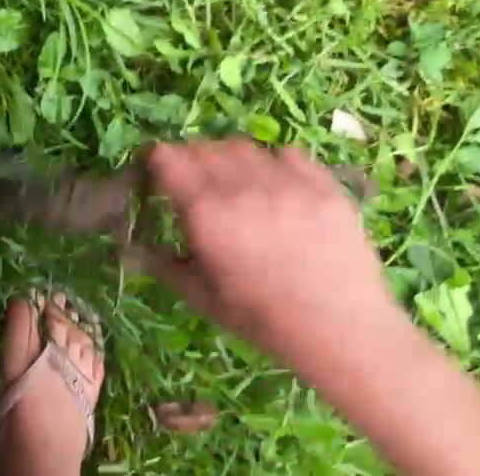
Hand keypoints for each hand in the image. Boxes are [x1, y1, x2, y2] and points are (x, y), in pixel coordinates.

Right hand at [141, 138, 404, 379]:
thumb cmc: (264, 319)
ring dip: (229, 157)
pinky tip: (276, 184)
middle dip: (191, 160)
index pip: (166, 158)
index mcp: (205, 212)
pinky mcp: (324, 188)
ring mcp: (286, 184)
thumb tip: (133, 249)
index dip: (158, 162)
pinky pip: (288, 154)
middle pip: (202, 147)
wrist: (346, 335)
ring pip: (242, 146)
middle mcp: (241, 188)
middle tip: (197, 182)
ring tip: (237, 180)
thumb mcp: (203, 298)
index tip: (159, 175)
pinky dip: (274, 162)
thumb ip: (164, 266)